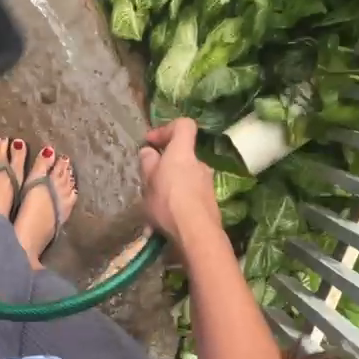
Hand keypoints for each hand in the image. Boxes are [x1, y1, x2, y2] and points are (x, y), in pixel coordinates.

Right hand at [137, 119, 220, 243]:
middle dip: (166, 167)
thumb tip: (149, 152)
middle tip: (150, 182)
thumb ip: (149, 165)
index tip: (150, 143)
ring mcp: (207, 184)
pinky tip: (166, 222)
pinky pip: (190, 197)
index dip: (166, 130)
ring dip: (171, 188)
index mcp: (183, 153)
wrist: (196, 233)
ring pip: (186, 179)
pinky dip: (178, 204)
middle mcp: (199, 164)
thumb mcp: (149, 183)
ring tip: (155, 208)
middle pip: (183, 157)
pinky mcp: (210, 203)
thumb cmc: (168, 203)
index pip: (183, 126)